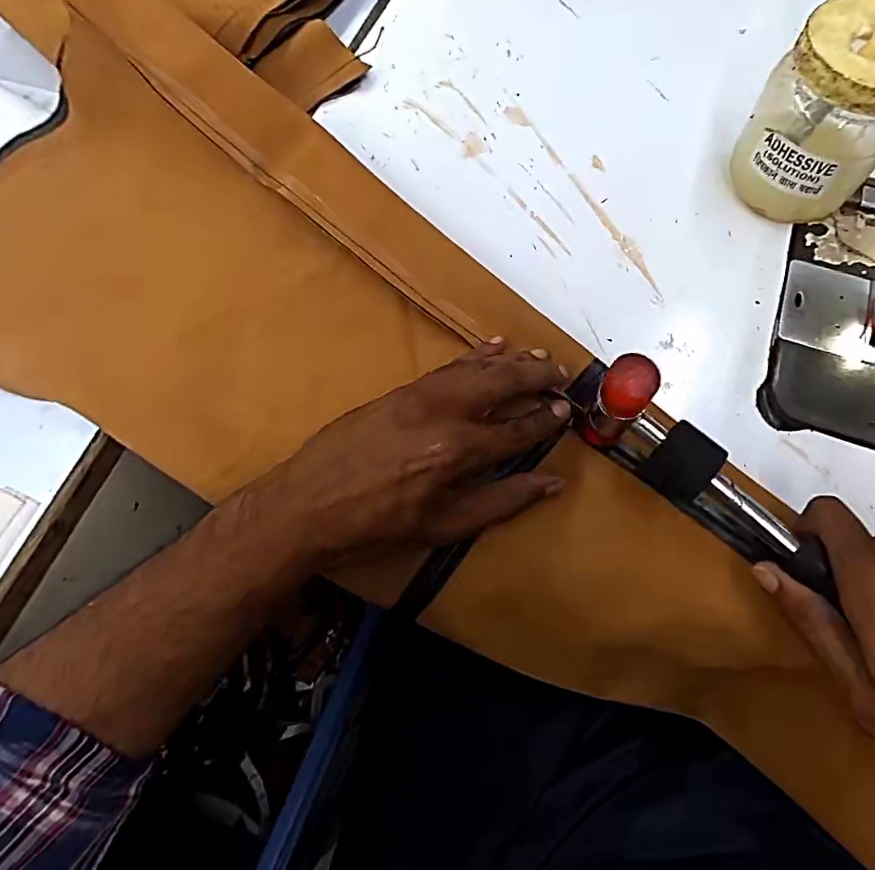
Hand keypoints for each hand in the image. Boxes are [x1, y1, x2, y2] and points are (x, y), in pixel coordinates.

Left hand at [242, 339, 572, 564]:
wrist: (309, 504)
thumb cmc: (379, 524)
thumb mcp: (445, 526)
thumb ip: (503, 501)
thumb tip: (550, 483)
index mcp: (457, 452)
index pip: (517, 429)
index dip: (545, 419)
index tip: (565, 411)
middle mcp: (444, 413)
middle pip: (504, 383)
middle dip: (538, 375)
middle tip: (561, 375)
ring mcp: (421, 396)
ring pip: (479, 368)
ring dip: (512, 360)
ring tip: (538, 355)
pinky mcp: (403, 390)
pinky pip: (449, 365)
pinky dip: (476, 355)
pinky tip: (493, 347)